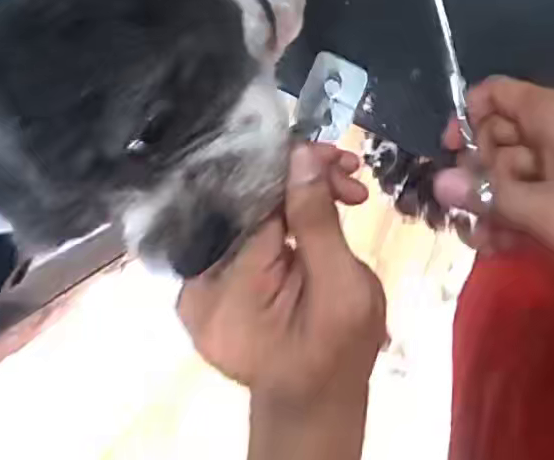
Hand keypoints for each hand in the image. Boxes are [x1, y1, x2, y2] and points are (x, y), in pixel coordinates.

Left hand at [178, 144, 385, 414]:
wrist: (317, 401)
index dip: (296, 168)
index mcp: (226, 293)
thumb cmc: (338, 351)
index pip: (254, 203)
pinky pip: (253, 225)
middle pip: (250, 200)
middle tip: (353, 173)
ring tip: (350, 190)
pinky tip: (324, 202)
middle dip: (305, 178)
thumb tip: (302, 151)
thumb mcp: (341, 285)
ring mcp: (205, 280)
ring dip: (302, 191)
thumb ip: (317, 218)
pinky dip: (290, 210)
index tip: (339, 155)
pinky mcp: (220, 275)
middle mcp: (199, 284)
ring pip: (255, 206)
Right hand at [433, 76, 553, 285]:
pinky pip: (540, 191)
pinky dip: (522, 213)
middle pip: (500, 133)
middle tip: (463, 217)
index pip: (493, 92)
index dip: (466, 118)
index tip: (449, 157)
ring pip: (517, 169)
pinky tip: (507, 248)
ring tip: (485, 244)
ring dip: (496, 202)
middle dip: (477, 173)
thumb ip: (492, 196)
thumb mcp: (549, 213)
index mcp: (550, 113)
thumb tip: (438, 181)